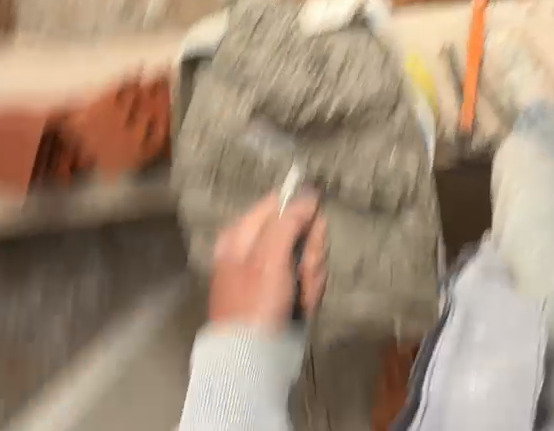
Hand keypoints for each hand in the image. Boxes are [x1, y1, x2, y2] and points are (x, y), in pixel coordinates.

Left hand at [208, 191, 327, 328]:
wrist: (251, 360)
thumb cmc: (256, 304)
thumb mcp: (269, 258)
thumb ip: (289, 221)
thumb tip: (309, 192)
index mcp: (241, 233)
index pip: (283, 202)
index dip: (302, 216)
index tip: (308, 234)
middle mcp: (255, 246)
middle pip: (302, 228)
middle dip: (310, 251)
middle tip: (302, 272)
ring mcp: (270, 267)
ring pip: (309, 252)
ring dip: (312, 273)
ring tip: (300, 294)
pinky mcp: (282, 286)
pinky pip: (307, 273)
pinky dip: (309, 288)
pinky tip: (301, 302)